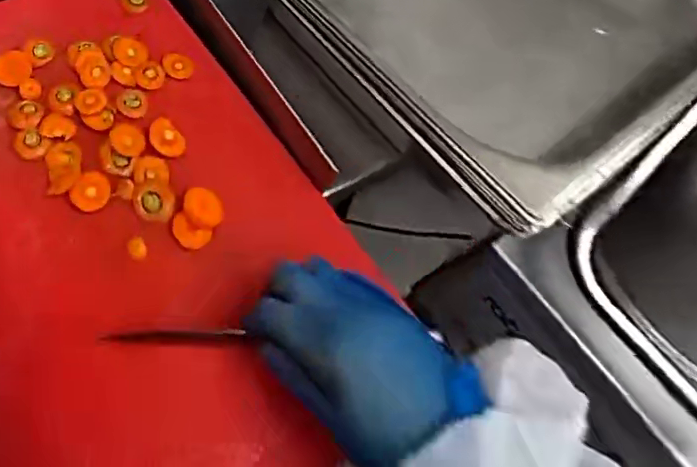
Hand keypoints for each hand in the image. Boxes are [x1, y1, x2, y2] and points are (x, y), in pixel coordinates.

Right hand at [244, 257, 485, 466]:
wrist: (446, 428)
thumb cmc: (380, 430)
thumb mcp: (330, 415)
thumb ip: (293, 375)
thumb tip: (265, 347)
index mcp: (315, 333)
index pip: (267, 308)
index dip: (253, 318)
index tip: (251, 330)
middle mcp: (333, 302)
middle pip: (286, 271)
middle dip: (273, 289)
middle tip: (275, 315)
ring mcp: (359, 294)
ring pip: (314, 265)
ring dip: (302, 281)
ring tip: (305, 307)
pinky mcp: (382, 296)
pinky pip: (343, 274)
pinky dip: (329, 283)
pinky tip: (336, 307)